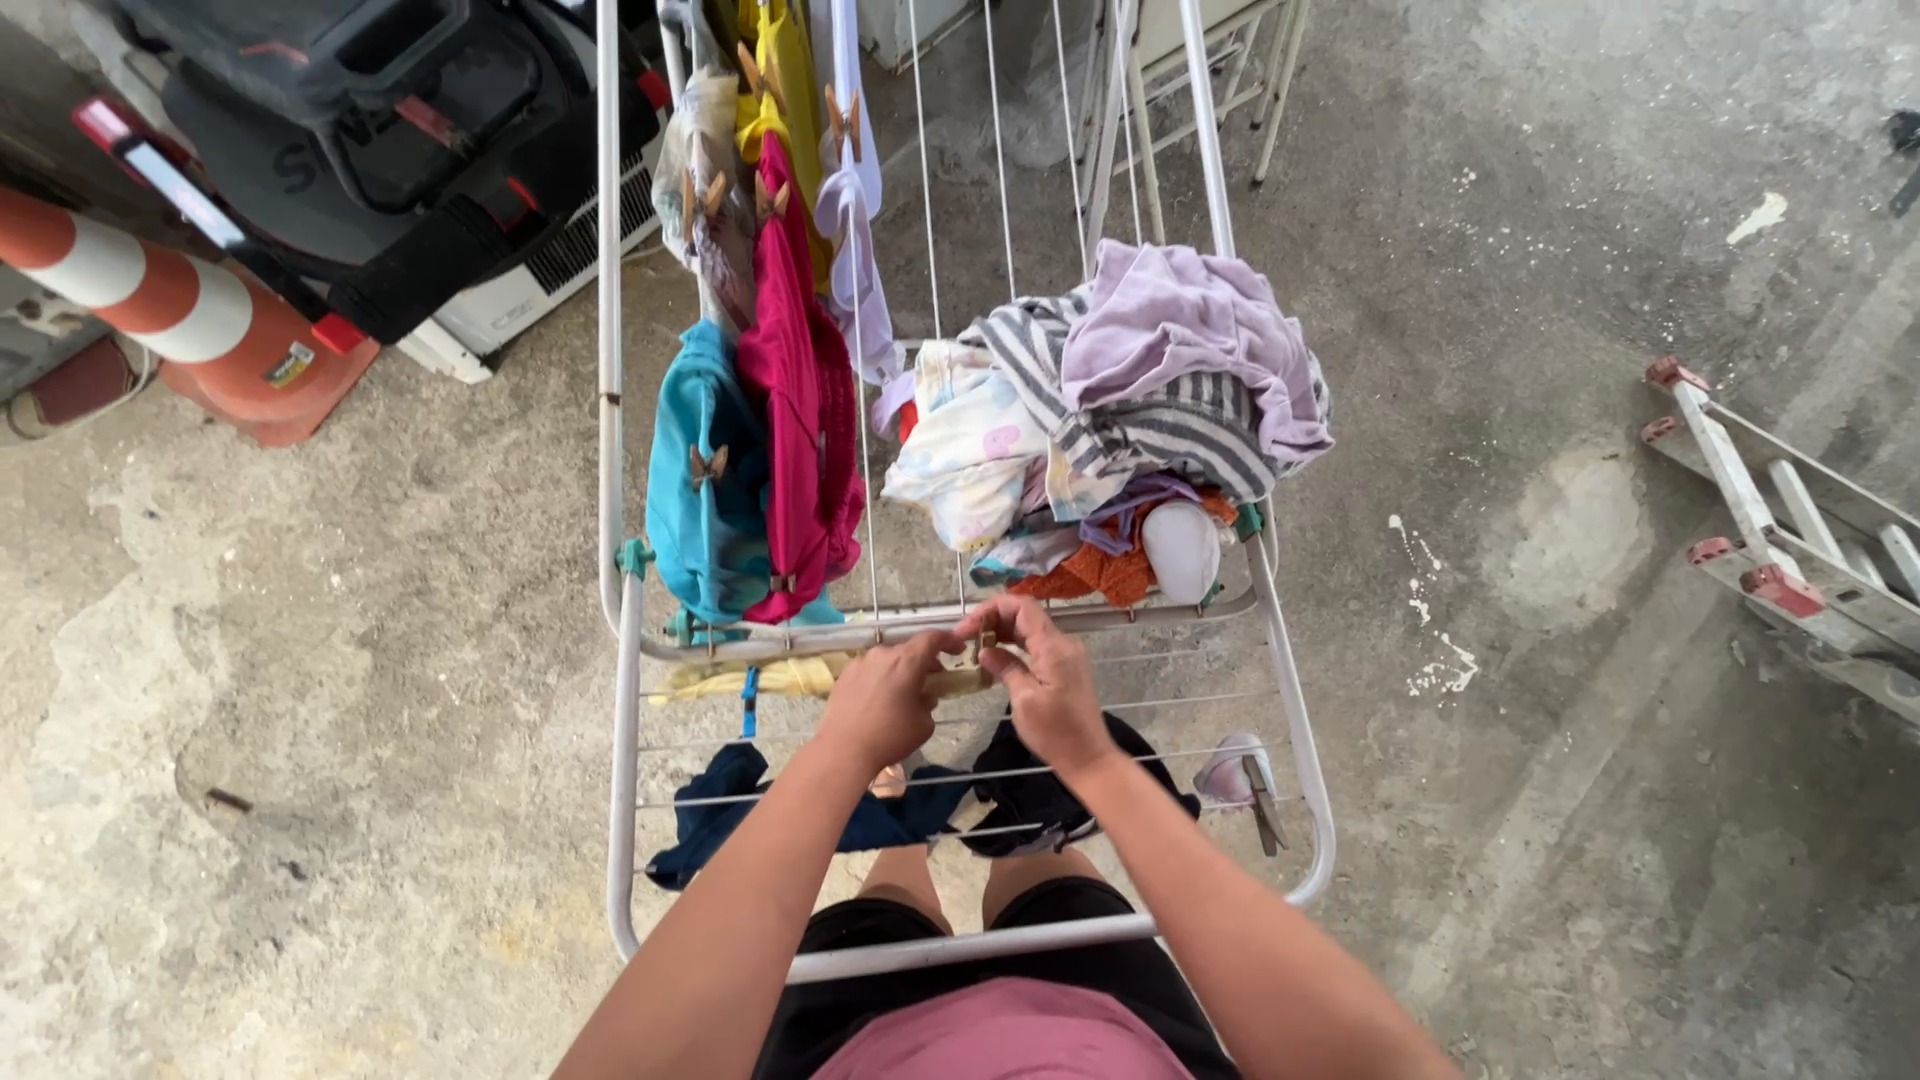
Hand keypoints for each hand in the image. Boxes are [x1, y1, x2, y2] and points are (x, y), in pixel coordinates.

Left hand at [816, 632, 959, 774]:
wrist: (843, 749)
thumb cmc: (890, 736)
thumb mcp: (924, 724)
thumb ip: (929, 703)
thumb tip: (924, 697)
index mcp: (907, 661)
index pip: (932, 638)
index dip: (949, 640)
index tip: (958, 649)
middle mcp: (883, 654)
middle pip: (910, 649)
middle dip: (925, 661)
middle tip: (932, 678)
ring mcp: (861, 662)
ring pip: (888, 659)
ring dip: (900, 669)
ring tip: (903, 691)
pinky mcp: (845, 674)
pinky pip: (870, 669)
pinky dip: (881, 677)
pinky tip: (879, 698)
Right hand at [953, 596, 1119, 780]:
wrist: (1088, 757)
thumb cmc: (1055, 732)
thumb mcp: (1024, 700)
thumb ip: (1006, 668)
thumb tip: (986, 651)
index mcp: (1054, 647)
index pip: (1022, 606)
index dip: (992, 608)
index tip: (968, 626)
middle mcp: (1064, 643)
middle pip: (1025, 615)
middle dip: (993, 620)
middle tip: (966, 638)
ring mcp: (1067, 654)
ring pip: (1031, 629)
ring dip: (1003, 632)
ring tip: (977, 646)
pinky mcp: (1066, 666)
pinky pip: (1038, 645)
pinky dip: (1016, 645)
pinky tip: (997, 656)